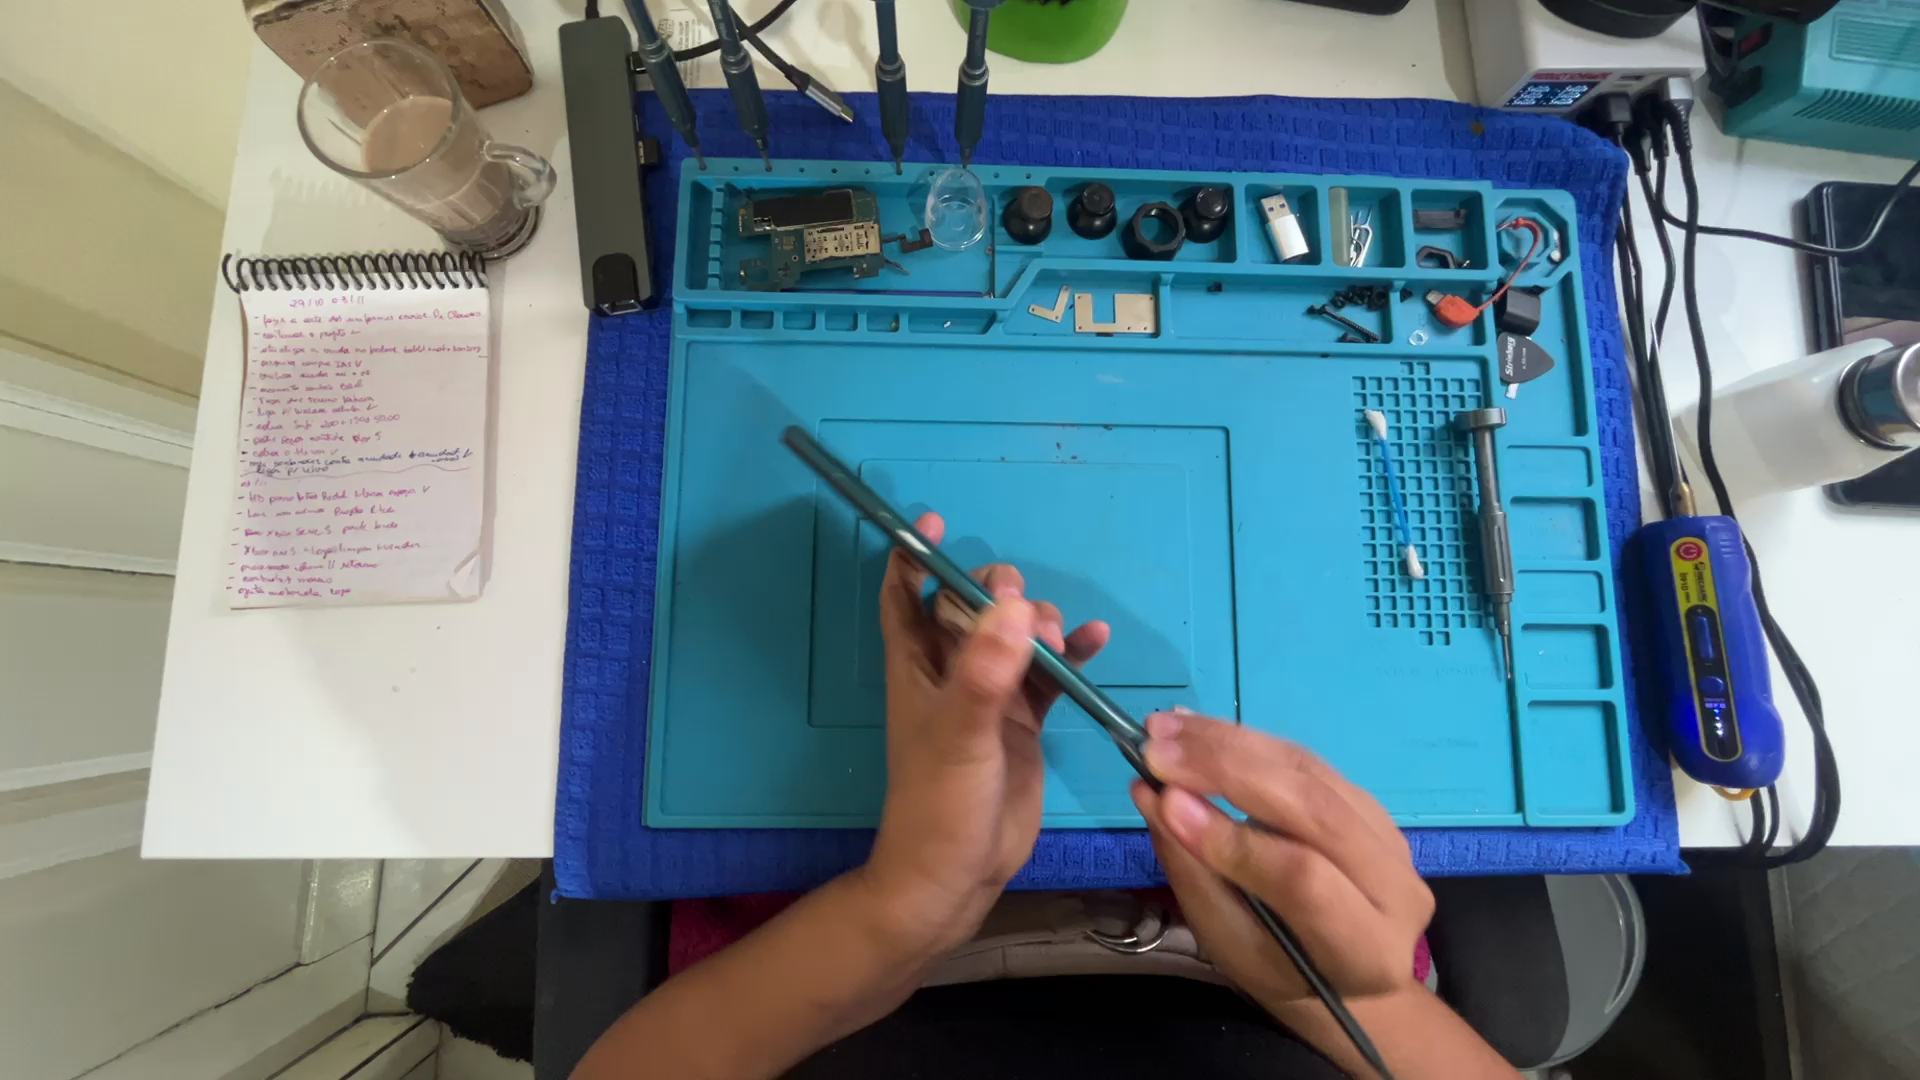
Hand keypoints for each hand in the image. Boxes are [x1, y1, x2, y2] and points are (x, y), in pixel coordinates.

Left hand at [862, 512, 1109, 952]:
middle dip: (996, 593)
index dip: (912, 557)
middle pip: (970, 607)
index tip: (932, 522)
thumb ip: (985, 671)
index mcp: (917, 665)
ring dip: (1037, 623)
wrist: (958, 876)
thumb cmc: (940, 802)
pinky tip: (1096, 640)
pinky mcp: (1022, 720)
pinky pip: (1048, 674)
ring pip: (1013, 636)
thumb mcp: (959, 733)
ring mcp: (990, 694)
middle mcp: (951, 671)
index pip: (903, 595)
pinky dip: (1070, 655)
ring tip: (1059, 633)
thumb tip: (1014, 605)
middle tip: (1025, 608)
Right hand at [1131, 711, 1433, 1008]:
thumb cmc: (1275, 963)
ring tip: (1163, 727)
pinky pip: (1297, 756)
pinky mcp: (1361, 798)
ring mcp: (1385, 833)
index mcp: (1366, 949)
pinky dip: (1239, 737)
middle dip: (1225, 769)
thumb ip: (1190, 867)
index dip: (1231, 838)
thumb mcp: (1225, 939)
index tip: (1165, 802)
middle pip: (1313, 807)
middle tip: (1155, 749)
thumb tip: (1150, 794)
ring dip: (1225, 740)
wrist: (1338, 960)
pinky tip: (1192, 726)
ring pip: (1304, 769)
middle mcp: (1393, 885)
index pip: (1304, 879)